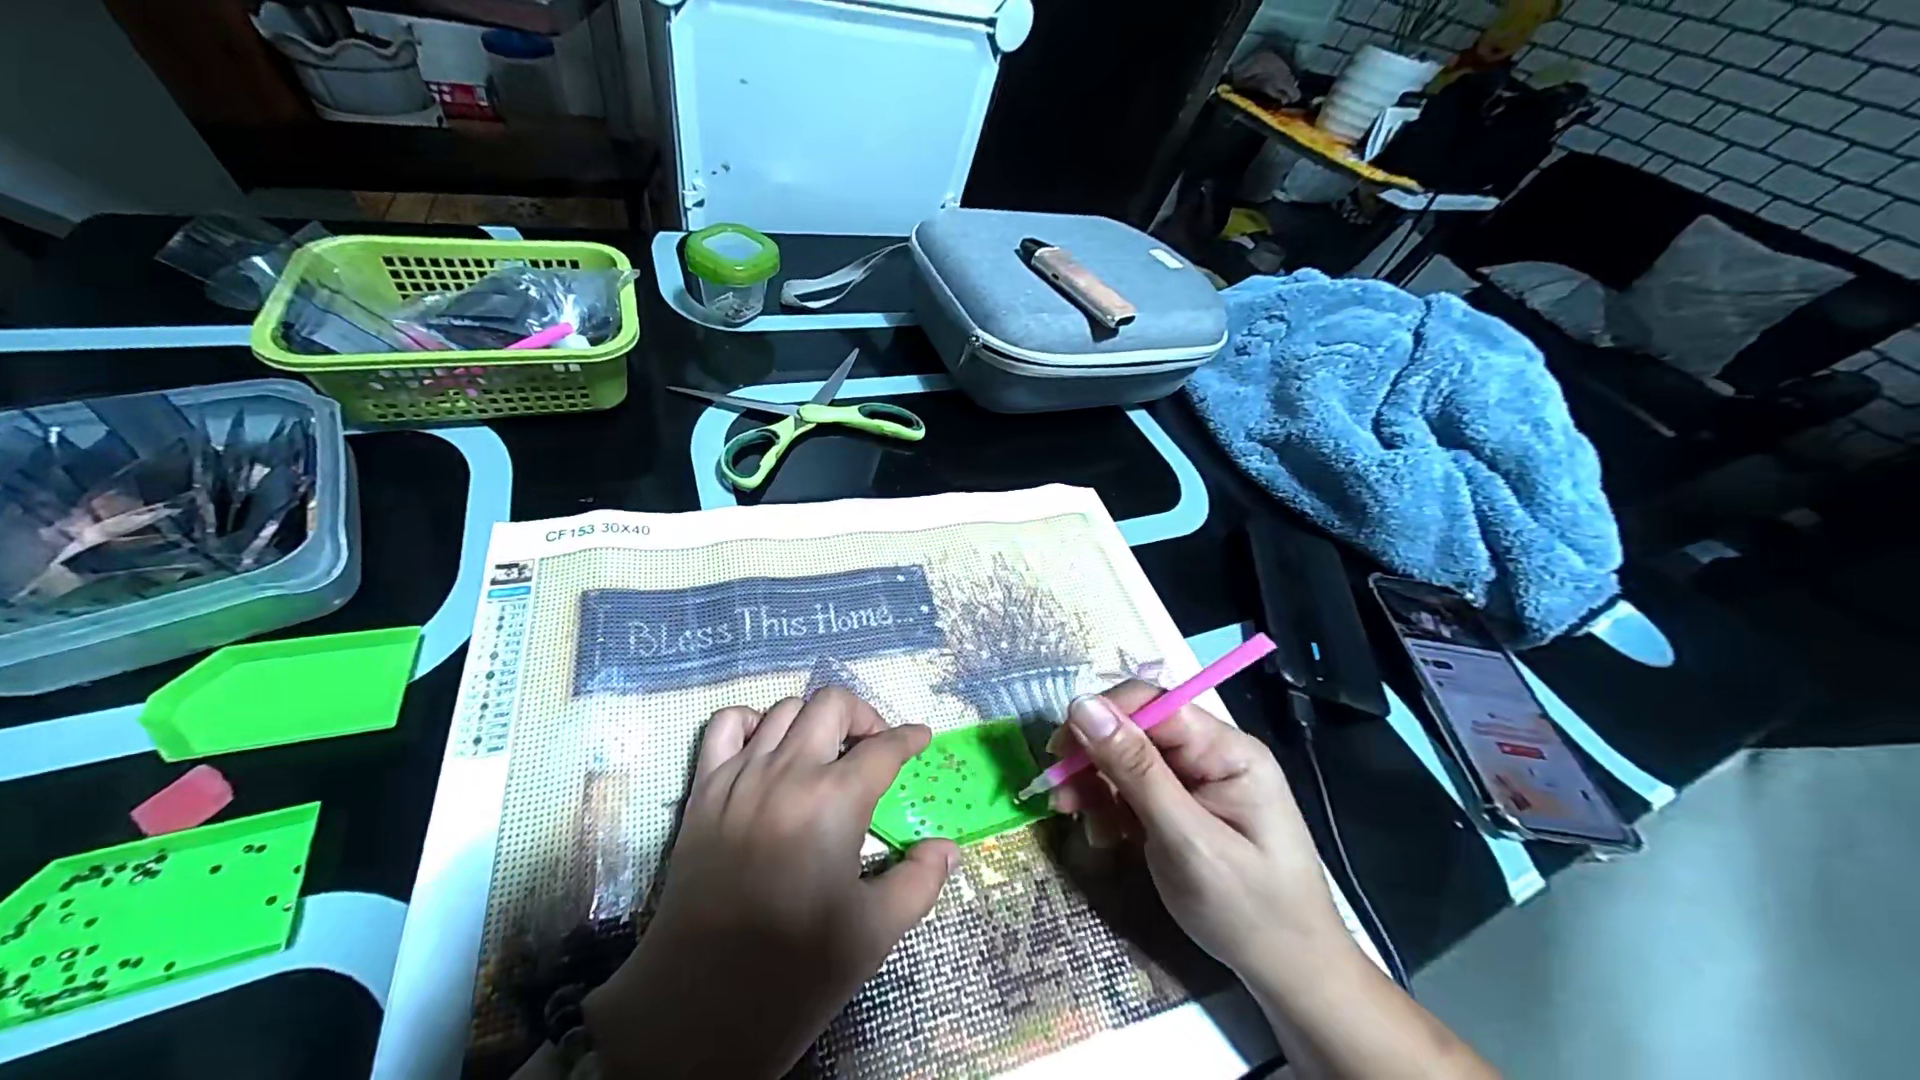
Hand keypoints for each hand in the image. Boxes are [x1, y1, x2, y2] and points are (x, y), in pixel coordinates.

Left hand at [584, 688, 956, 1079]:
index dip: (911, 738)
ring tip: (826, 752)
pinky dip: (752, 722)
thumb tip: (948, 849)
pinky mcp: (704, 790)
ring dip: (815, 721)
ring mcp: (740, 776)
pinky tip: (768, 749)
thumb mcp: (875, 931)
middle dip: (864, 716)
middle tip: (874, 748)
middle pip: (833, 705)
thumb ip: (921, 880)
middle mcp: (788, 773)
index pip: (885, 747)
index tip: (921, 738)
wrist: (700, 1004)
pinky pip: (725, 725)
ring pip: (784, 709)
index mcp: (835, 801)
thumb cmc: (796, 969)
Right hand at [1047, 682, 1347, 977]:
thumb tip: (1082, 705)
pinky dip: (1109, 806)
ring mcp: (1195, 779)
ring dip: (1095, 786)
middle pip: (1134, 730)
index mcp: (1226, 749)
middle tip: (1063, 799)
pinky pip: (1131, 787)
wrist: (1288, 973)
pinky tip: (1104, 834)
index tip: (1060, 753)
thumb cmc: (1247, 909)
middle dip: (1093, 759)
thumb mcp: (1186, 841)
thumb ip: (1134, 770)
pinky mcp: (1180, 804)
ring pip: (1125, 759)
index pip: (1153, 704)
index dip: (1102, 717)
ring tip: (1084, 825)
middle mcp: (1209, 752)